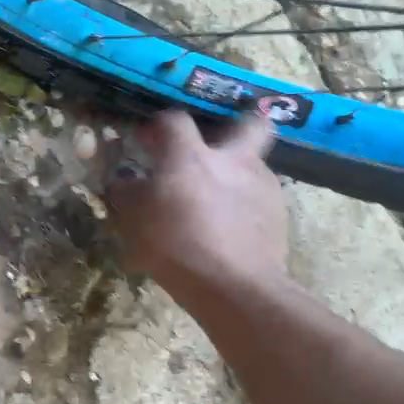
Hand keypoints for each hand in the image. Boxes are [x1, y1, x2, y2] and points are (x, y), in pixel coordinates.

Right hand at [107, 108, 288, 307]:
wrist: (232, 283)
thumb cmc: (172, 247)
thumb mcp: (131, 222)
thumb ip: (128, 194)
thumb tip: (125, 181)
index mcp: (188, 159)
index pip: (174, 121)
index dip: (158, 125)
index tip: (145, 139)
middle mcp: (232, 161)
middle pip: (249, 124)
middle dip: (231, 127)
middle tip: (210, 146)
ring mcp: (261, 183)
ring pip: (250, 162)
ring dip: (230, 172)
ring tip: (208, 199)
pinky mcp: (278, 209)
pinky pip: (256, 193)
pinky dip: (239, 201)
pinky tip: (224, 224)